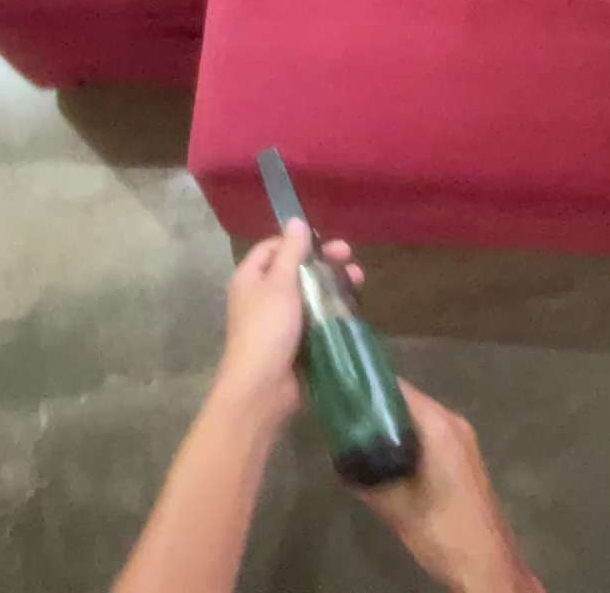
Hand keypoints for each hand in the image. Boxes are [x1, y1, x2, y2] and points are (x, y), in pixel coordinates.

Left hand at [214, 219, 363, 422]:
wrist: (264, 389)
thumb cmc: (267, 329)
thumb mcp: (280, 284)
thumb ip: (291, 252)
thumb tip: (296, 220)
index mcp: (251, 278)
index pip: (274, 248)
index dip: (299, 241)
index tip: (324, 242)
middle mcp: (263, 296)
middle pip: (297, 269)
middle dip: (324, 262)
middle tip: (351, 258)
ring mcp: (282, 321)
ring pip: (311, 293)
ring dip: (334, 285)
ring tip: (359, 281)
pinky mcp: (298, 342)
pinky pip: (318, 318)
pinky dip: (334, 310)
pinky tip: (354, 307)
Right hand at [356, 383, 542, 592]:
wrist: (491, 568)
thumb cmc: (444, 531)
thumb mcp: (396, 508)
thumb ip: (364, 480)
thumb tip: (336, 459)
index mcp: (439, 425)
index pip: (398, 388)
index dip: (367, 387)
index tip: (341, 393)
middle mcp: (453, 422)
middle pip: (408, 401)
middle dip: (376, 407)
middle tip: (344, 417)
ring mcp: (463, 439)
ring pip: (419, 418)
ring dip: (392, 425)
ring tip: (359, 436)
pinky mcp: (464, 457)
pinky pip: (430, 433)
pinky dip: (409, 438)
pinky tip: (388, 456)